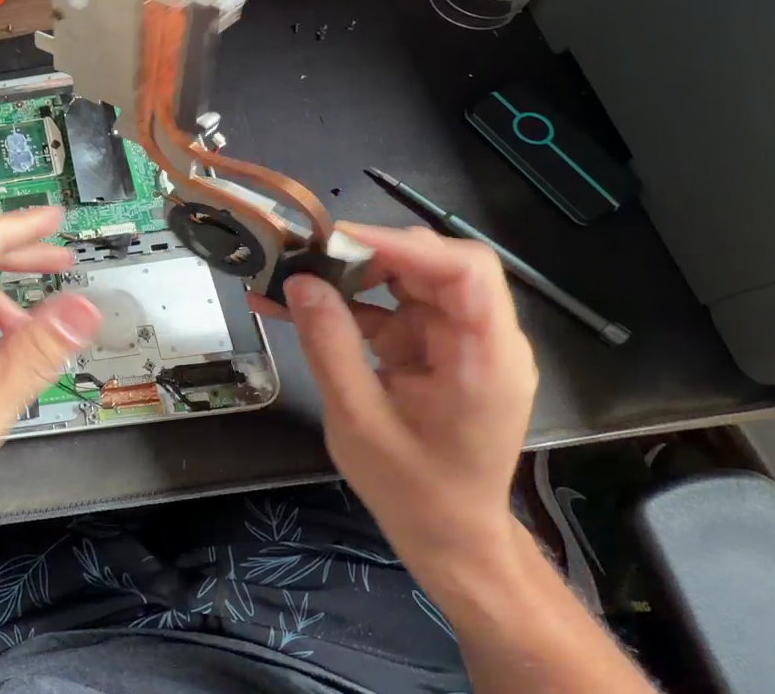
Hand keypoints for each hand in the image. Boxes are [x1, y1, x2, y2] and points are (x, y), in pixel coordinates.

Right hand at [253, 223, 537, 564]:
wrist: (448, 534)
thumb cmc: (413, 488)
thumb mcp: (358, 418)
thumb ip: (330, 345)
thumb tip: (299, 283)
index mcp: (484, 357)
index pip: (465, 271)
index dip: (403, 245)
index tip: (338, 240)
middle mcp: (480, 338)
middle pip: (434, 266)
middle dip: (367, 254)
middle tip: (304, 256)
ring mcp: (455, 342)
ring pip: (406, 280)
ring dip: (348, 275)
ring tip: (289, 276)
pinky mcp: (430, 349)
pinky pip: (388, 309)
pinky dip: (344, 304)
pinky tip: (294, 307)